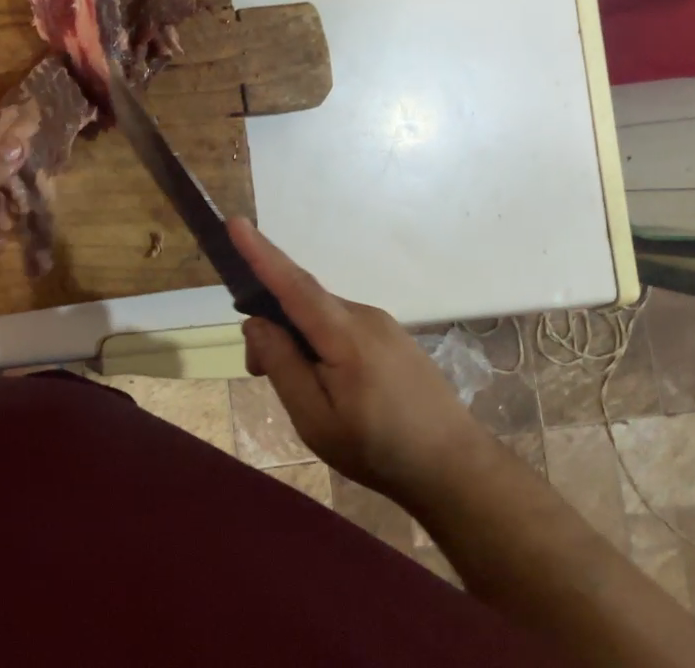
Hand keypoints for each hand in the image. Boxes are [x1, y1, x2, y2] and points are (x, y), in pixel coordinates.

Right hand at [233, 218, 488, 506]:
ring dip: (297, 341)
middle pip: (302, 303)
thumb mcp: (316, 420)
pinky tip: (326, 386)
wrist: (458, 471)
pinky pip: (340, 328)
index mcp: (347, 336)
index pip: (295, 285)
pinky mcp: (392, 339)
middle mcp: (366, 318)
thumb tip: (256, 323)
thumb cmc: (380, 450)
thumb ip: (282, 366)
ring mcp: (383, 326)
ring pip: (320, 318)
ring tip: (299, 391)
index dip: (261, 254)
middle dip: (271, 326)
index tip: (235, 223)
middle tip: (257, 372)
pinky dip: (319, 346)